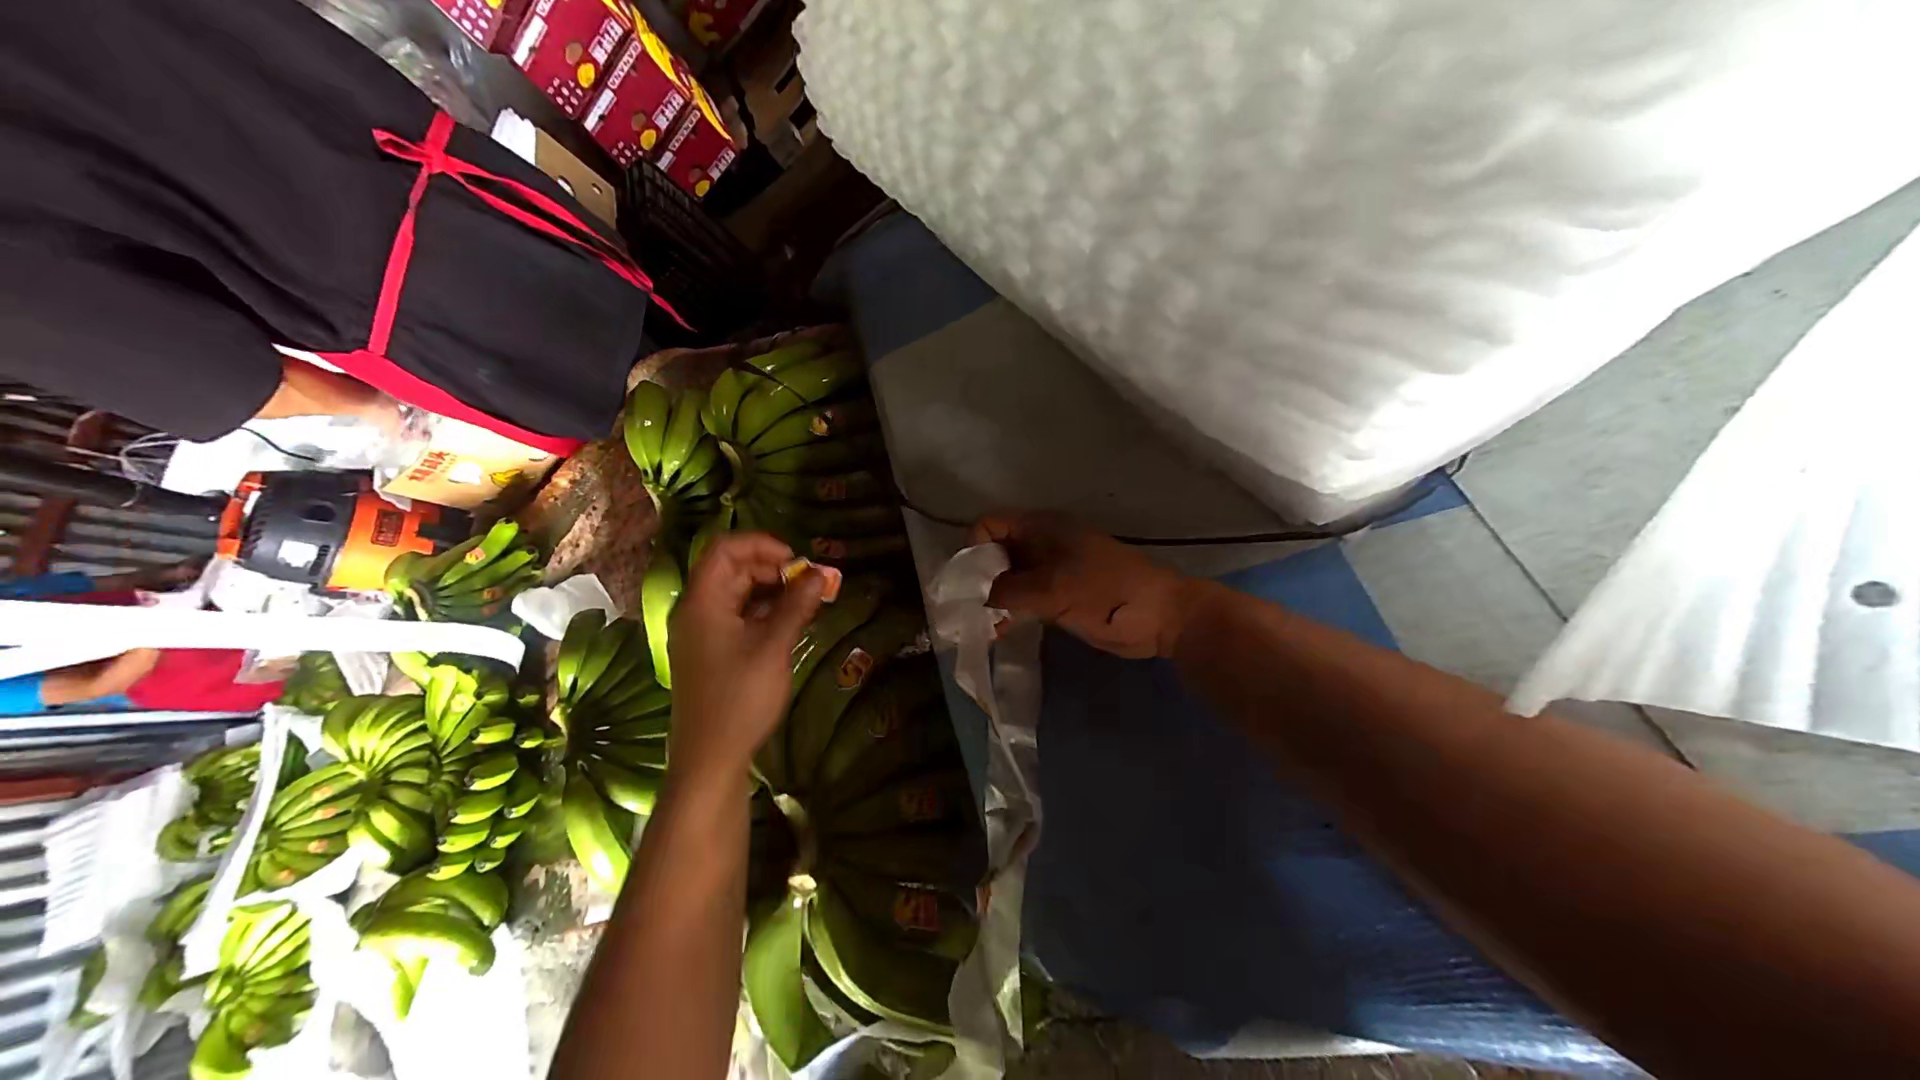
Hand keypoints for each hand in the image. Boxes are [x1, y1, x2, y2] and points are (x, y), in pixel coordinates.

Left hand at [666, 533, 825, 786]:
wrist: (710, 758)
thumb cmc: (740, 698)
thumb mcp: (774, 647)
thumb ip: (796, 605)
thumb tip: (821, 574)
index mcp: (702, 601)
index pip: (725, 548)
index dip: (761, 544)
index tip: (796, 559)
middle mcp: (696, 610)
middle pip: (731, 569)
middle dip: (772, 568)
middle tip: (809, 583)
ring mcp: (701, 632)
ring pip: (736, 593)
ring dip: (771, 590)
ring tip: (806, 602)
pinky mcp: (710, 652)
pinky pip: (736, 616)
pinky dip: (763, 612)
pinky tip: (790, 623)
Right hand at [970, 513, 1205, 658]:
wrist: (1160, 617)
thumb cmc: (1107, 593)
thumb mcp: (1052, 590)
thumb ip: (1008, 591)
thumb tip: (976, 600)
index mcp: (1042, 527)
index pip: (990, 525)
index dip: (972, 548)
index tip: (964, 581)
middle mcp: (1043, 543)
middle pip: (996, 551)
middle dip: (977, 577)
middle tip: (964, 609)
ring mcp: (1052, 569)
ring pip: (1009, 577)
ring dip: (992, 597)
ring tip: (975, 626)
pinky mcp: (1061, 594)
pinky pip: (1025, 597)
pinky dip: (1010, 610)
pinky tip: (998, 632)